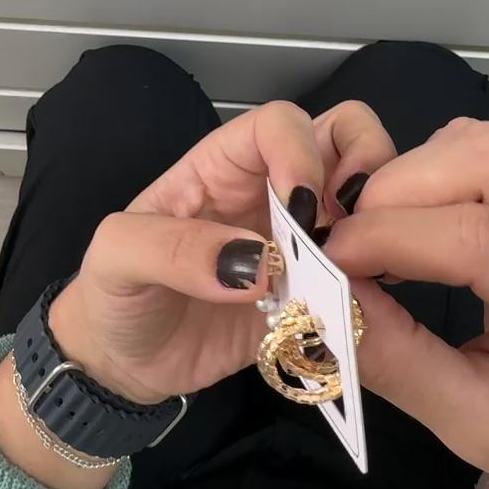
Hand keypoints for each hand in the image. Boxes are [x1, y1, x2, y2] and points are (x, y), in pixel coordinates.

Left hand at [49, 99, 397, 404]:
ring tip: (365, 268)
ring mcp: (296, 243)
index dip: (300, 151)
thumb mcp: (117, 257)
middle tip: (353, 225)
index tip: (301, 208)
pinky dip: (374, 282)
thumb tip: (259, 262)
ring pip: (360, 198)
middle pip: (339, 138)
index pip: (278, 123)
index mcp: (221, 166)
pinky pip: (361, 272)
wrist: (123, 364)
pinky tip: (361, 306)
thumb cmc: (113, 293)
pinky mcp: (311, 295)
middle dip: (364, 165)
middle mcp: (267, 193)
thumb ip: (174, 249)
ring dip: (374, 225)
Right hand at [323, 120, 488, 488]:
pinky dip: (430, 171)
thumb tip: (322, 289)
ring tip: (380, 231)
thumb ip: (397, 359)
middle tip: (351, 238)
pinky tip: (416, 219)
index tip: (330, 255)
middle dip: (397, 187)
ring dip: (411, 174)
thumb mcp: (475, 429)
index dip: (393, 235)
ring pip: (485, 143)